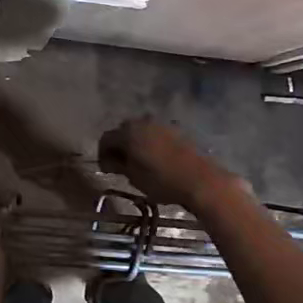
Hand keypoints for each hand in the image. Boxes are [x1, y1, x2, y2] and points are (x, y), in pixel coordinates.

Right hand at [97, 118, 238, 209]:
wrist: (199, 179)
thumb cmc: (161, 181)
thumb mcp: (134, 177)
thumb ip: (118, 165)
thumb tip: (110, 161)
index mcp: (128, 132)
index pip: (106, 138)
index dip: (103, 154)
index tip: (107, 170)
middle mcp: (143, 121)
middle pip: (124, 131)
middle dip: (120, 146)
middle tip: (121, 165)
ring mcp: (162, 123)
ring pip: (141, 130)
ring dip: (136, 143)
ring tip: (139, 162)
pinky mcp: (177, 129)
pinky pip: (156, 134)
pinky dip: (151, 143)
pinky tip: (156, 159)